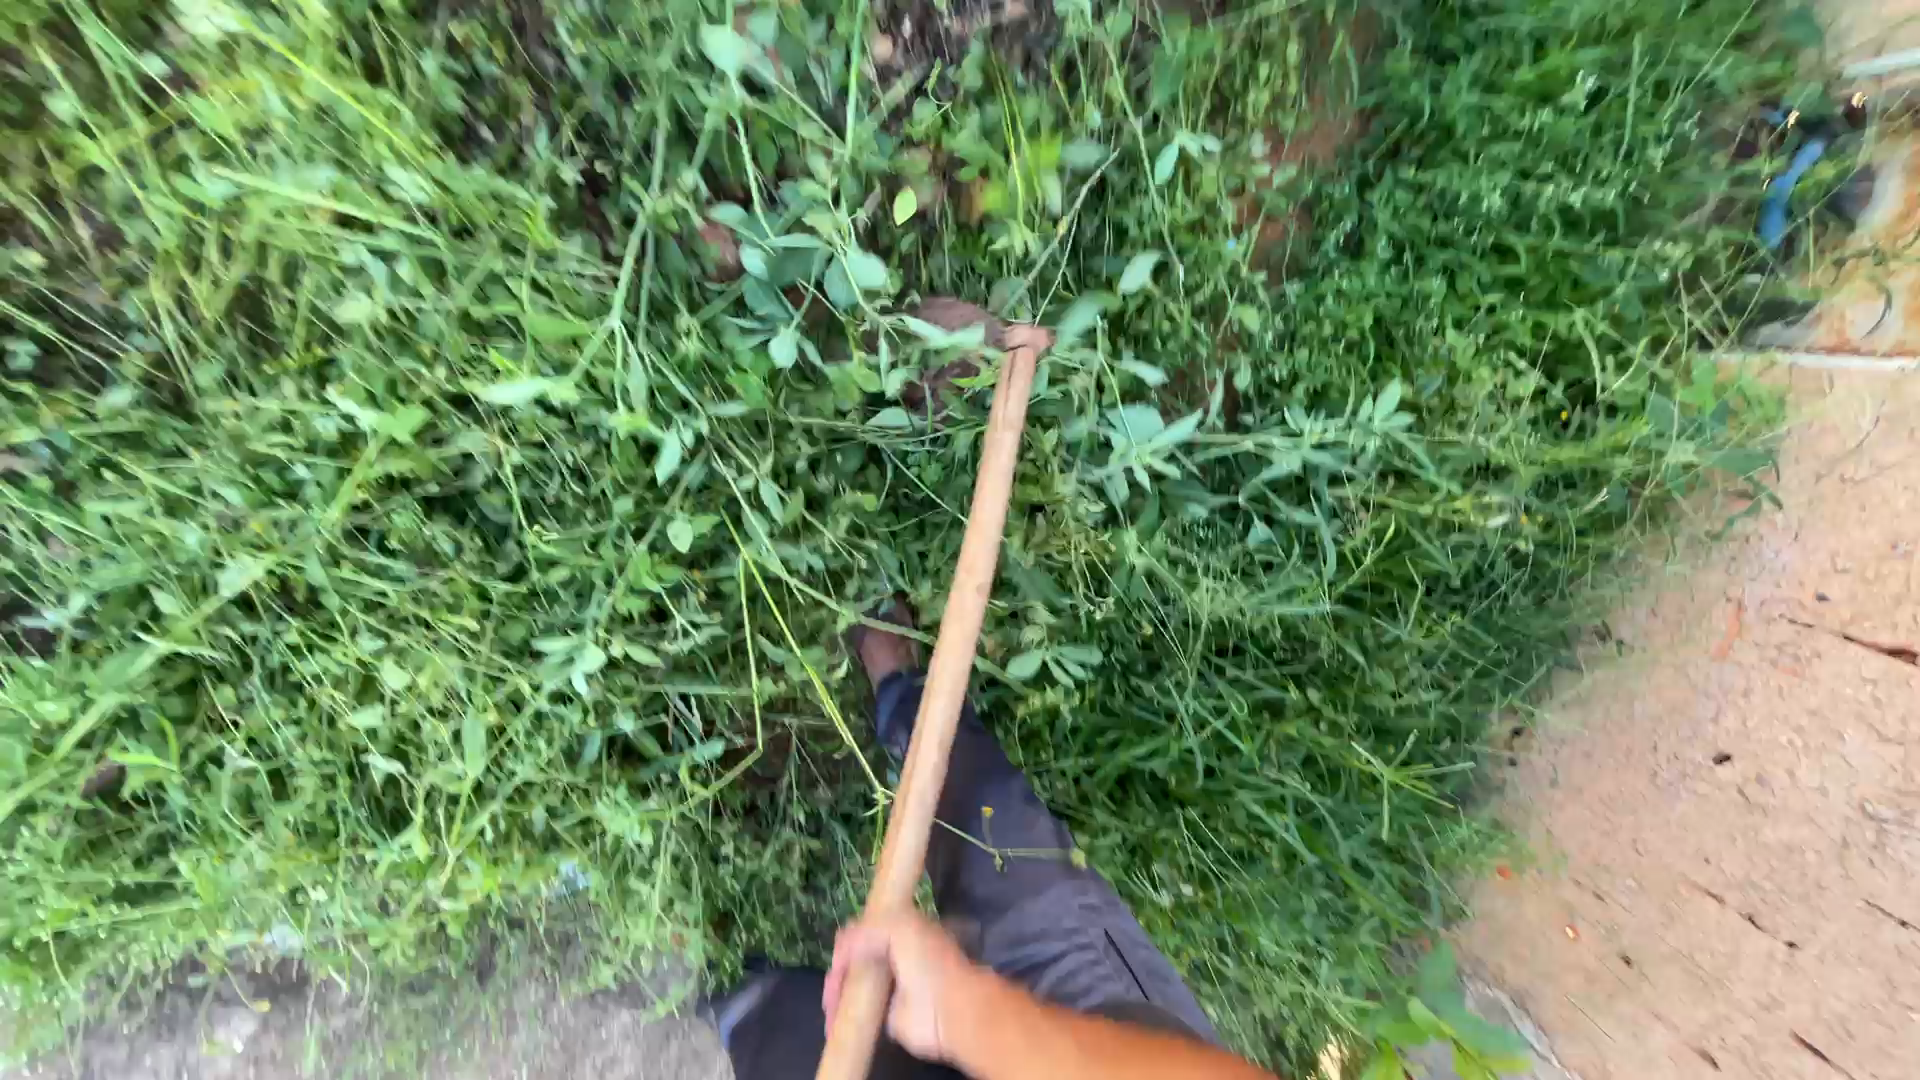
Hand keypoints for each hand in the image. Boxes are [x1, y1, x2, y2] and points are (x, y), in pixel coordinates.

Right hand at [821, 910, 986, 1063]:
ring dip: (837, 993)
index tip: (837, 954)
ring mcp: (889, 985)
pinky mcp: (886, 1014)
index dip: (848, 940)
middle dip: (839, 970)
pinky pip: (857, 1011)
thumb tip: (841, 943)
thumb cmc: (928, 962)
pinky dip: (842, 1014)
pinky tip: (834, 1019)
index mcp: (900, 929)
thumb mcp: (900, 927)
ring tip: (831, 1004)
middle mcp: (893, 955)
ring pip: (852, 985)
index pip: (865, 930)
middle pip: (855, 958)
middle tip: (832, 986)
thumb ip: (867, 930)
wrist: (949, 1009)